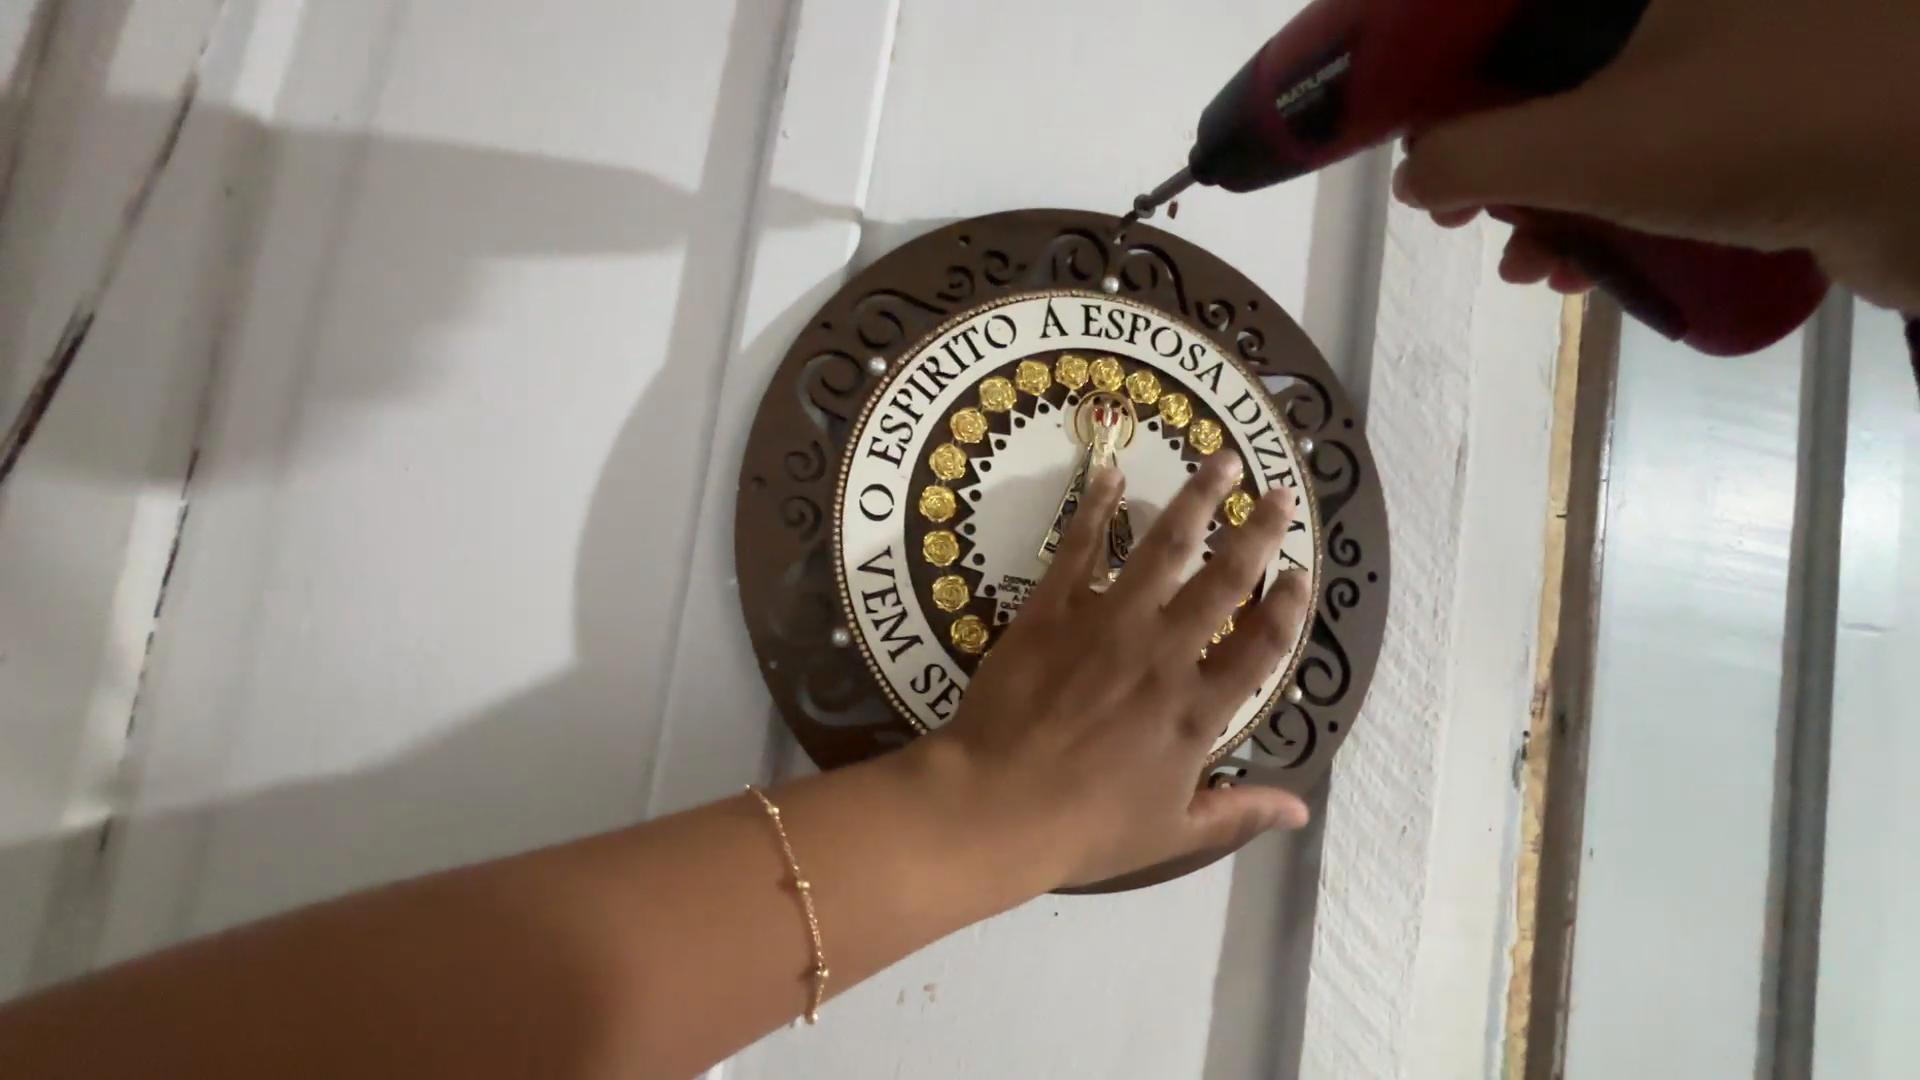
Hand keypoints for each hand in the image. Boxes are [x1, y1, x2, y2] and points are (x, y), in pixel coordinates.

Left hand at [920, 453, 1312, 890]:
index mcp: (1197, 709)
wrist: (997, 803)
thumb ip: (1237, 812)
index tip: (1301, 571)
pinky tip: (1109, 473)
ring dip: (1196, 500)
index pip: (1261, 644)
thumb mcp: (1171, 833)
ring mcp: (1106, 622)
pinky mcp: (1053, 609)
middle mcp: (1163, 653)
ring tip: (1220, 460)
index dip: (1289, 605)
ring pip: (1163, 548)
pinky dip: (1095, 507)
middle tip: (1277, 492)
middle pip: (1224, 580)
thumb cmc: (1085, 826)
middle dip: (1257, 531)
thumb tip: (1301, 808)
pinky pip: (1079, 547)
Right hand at [1393, 0, 1919, 311]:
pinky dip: (1608, 210)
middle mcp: (1691, 2)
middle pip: (1548, 72)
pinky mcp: (1772, 105)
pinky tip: (1586, 267)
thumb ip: (1469, 157)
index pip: (1505, 19)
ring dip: (1543, 204)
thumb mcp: (1583, 146)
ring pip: (1598, 121)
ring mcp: (1741, 49)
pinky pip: (1655, 151)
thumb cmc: (1766, 128)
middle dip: (1492, 160)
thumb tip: (1412, 176)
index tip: (1418, 143)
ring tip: (1530, 266)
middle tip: (1459, 216)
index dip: (1444, 80)